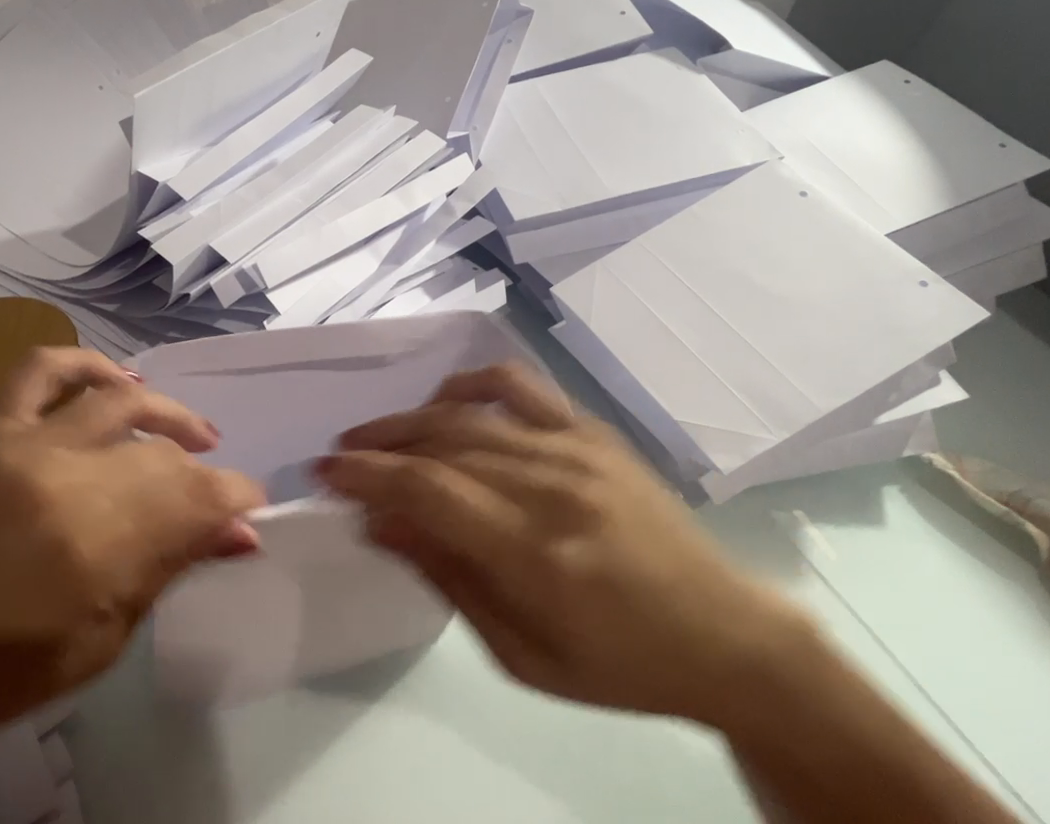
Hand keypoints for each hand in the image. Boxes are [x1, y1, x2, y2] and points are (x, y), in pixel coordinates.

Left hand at [0, 346, 264, 688]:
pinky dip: (85, 365)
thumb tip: (238, 534)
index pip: (194, 500)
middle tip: (216, 499)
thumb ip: (168, 571)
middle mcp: (61, 476)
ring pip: (116, 399)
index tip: (251, 512)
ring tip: (190, 433)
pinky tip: (117, 381)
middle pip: (161, 454)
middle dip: (204, 475)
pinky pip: (39, 371)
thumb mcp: (98, 642)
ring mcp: (17, 444)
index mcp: (93, 544)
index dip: (235, 502)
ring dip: (164, 411)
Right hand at [317, 362, 812, 725]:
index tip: (323, 472)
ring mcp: (578, 450)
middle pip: (441, 445)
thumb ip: (448, 577)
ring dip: (410, 420)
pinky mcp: (595, 434)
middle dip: (377, 448)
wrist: (726, 638)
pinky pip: (521, 387)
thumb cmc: (617, 665)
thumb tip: (381, 522)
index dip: (366, 475)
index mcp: (536, 553)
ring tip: (374, 436)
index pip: (428, 491)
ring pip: (470, 415)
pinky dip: (471, 384)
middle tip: (339, 458)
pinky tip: (445, 402)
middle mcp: (553, 487)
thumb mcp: (521, 654)